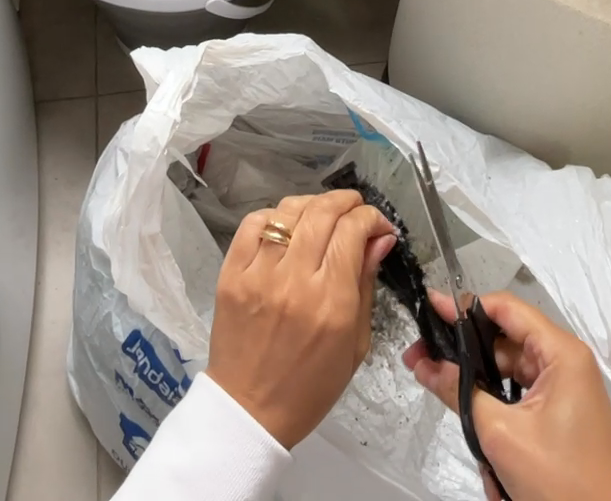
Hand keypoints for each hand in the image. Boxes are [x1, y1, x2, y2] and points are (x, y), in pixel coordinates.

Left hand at [205, 189, 397, 448]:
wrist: (249, 409)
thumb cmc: (312, 385)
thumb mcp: (355, 343)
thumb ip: (365, 284)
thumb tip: (379, 239)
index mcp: (331, 302)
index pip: (352, 231)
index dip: (371, 217)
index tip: (378, 225)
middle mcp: (294, 280)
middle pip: (322, 212)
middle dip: (346, 201)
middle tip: (355, 209)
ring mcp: (258, 274)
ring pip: (288, 211)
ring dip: (312, 204)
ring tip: (322, 214)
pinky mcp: (231, 274)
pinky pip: (252, 224)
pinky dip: (273, 215)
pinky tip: (286, 225)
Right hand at [404, 291, 610, 500]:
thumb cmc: (562, 481)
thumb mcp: (500, 433)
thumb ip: (458, 390)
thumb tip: (422, 363)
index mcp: (561, 353)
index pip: (505, 308)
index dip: (464, 307)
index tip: (427, 311)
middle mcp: (565, 362)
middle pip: (503, 339)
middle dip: (461, 350)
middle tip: (419, 357)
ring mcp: (564, 390)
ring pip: (507, 371)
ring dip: (475, 383)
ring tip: (435, 385)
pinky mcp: (560, 416)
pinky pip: (518, 396)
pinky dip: (493, 406)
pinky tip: (469, 420)